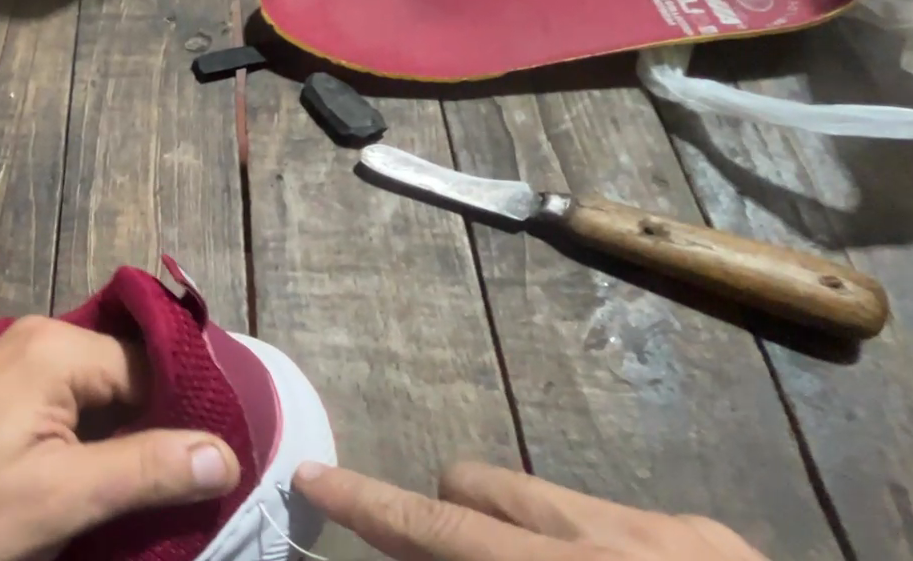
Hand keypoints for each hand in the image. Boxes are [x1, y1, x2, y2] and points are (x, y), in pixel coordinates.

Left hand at [0, 316, 241, 560]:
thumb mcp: (63, 495)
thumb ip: (145, 468)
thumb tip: (226, 453)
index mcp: (56, 347)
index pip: (151, 365)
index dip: (190, 411)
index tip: (224, 459)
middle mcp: (40, 337)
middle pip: (126, 373)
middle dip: (161, 422)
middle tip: (199, 476)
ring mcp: (18, 359)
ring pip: (101, 389)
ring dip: (129, 433)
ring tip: (164, 481)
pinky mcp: (5, 388)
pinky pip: (70, 400)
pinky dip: (96, 435)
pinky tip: (112, 472)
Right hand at [292, 460, 766, 559]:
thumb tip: (421, 551)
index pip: (436, 528)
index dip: (365, 504)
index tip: (310, 476)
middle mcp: (613, 542)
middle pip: (472, 485)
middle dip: (442, 521)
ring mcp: (676, 532)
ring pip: (535, 497)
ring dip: (509, 535)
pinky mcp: (715, 535)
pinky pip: (605, 518)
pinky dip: (580, 550)